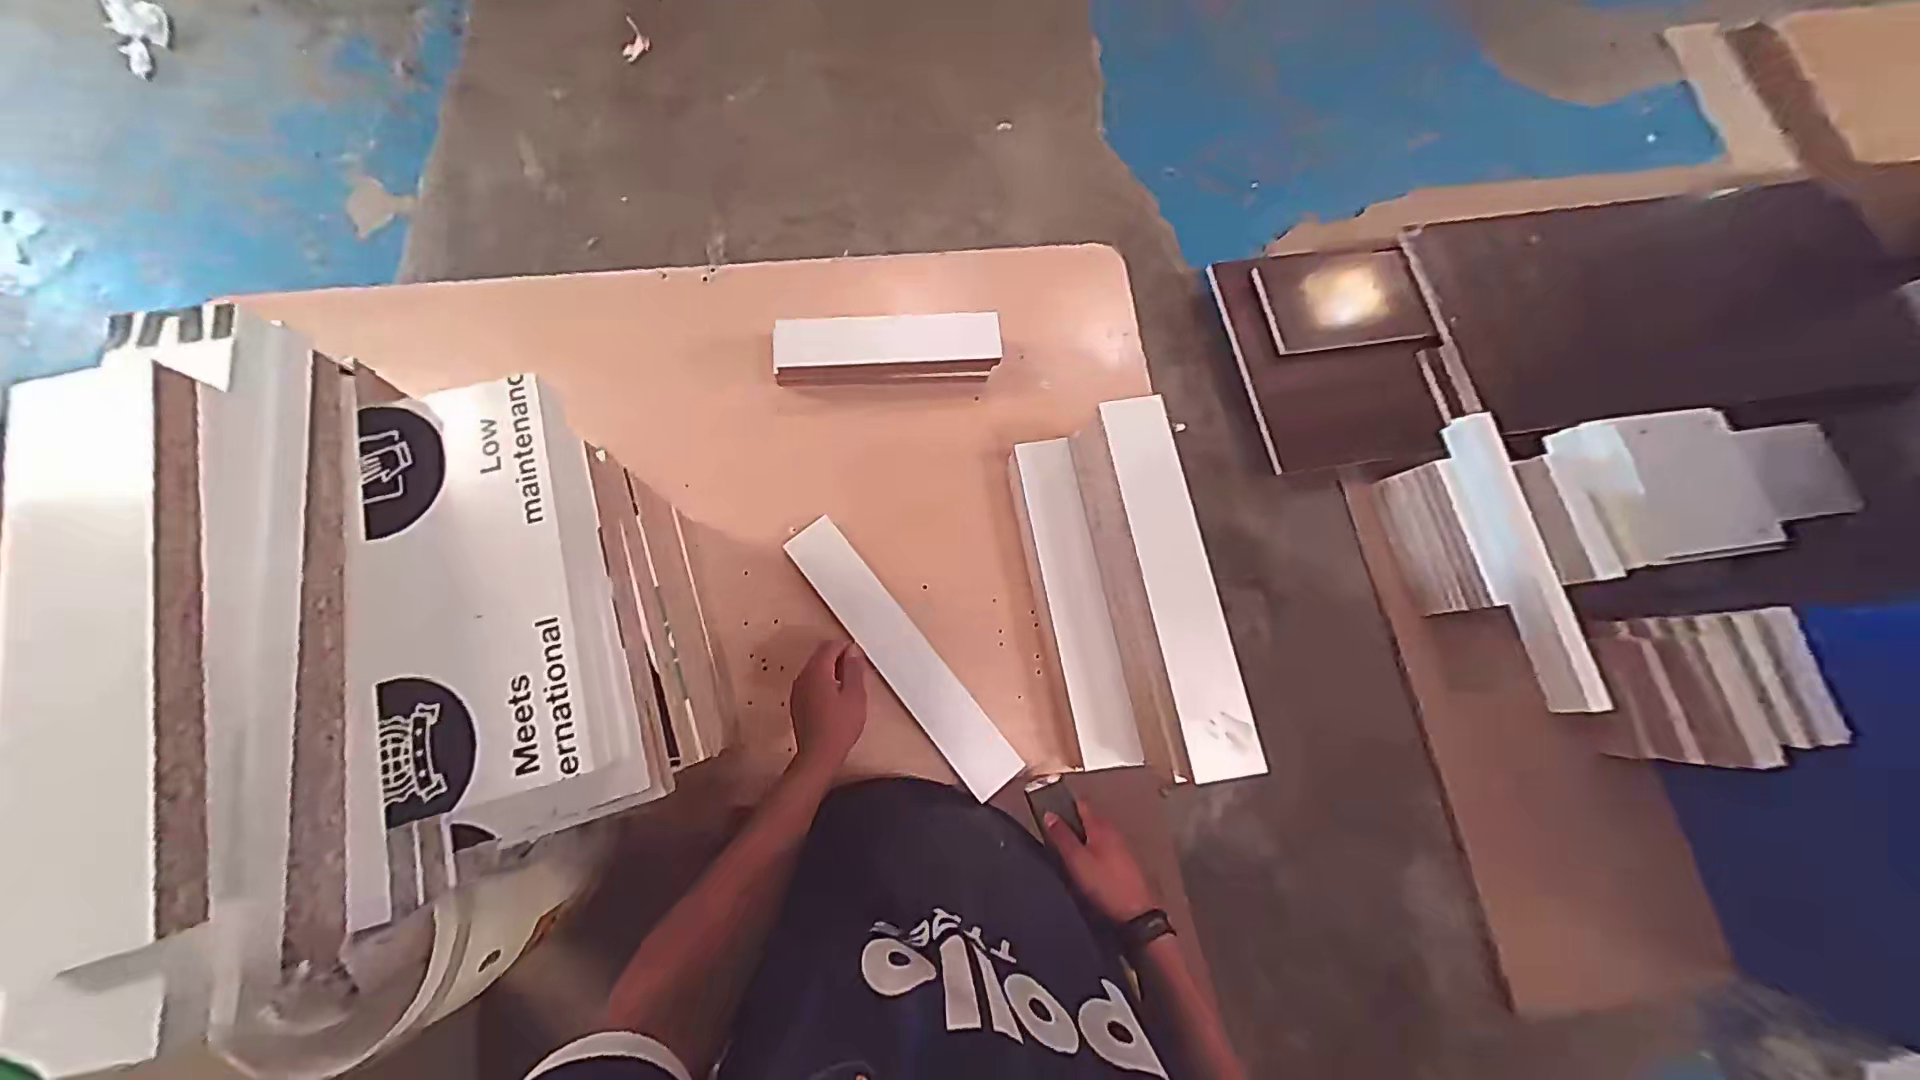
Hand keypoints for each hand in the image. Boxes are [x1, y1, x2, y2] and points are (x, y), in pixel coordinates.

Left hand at [789, 641, 868, 774]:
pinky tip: (836, 698)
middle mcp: (803, 677)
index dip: (846, 647)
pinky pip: (811, 683)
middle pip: (820, 656)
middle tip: (856, 670)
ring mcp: (798, 691)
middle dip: (839, 657)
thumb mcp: (855, 695)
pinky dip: (824, 683)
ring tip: (849, 685)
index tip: (858, 656)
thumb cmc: (839, 727)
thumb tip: (853, 652)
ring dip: (831, 670)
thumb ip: (854, 668)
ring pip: (815, 669)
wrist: (819, 755)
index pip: (830, 646)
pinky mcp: (798, 703)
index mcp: (817, 671)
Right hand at [1045, 799, 1156, 923]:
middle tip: (1058, 835)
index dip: (1066, 804)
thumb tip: (1049, 814)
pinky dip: (1095, 850)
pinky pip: (1106, 847)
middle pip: (1090, 818)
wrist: (1137, 913)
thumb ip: (1062, 836)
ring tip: (1070, 852)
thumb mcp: (1076, 860)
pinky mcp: (1126, 862)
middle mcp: (1112, 831)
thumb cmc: (1104, 883)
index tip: (1053, 809)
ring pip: (1098, 834)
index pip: (1082, 804)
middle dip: (1074, 823)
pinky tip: (1089, 866)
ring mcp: (1122, 846)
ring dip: (1085, 838)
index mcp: (1099, 826)